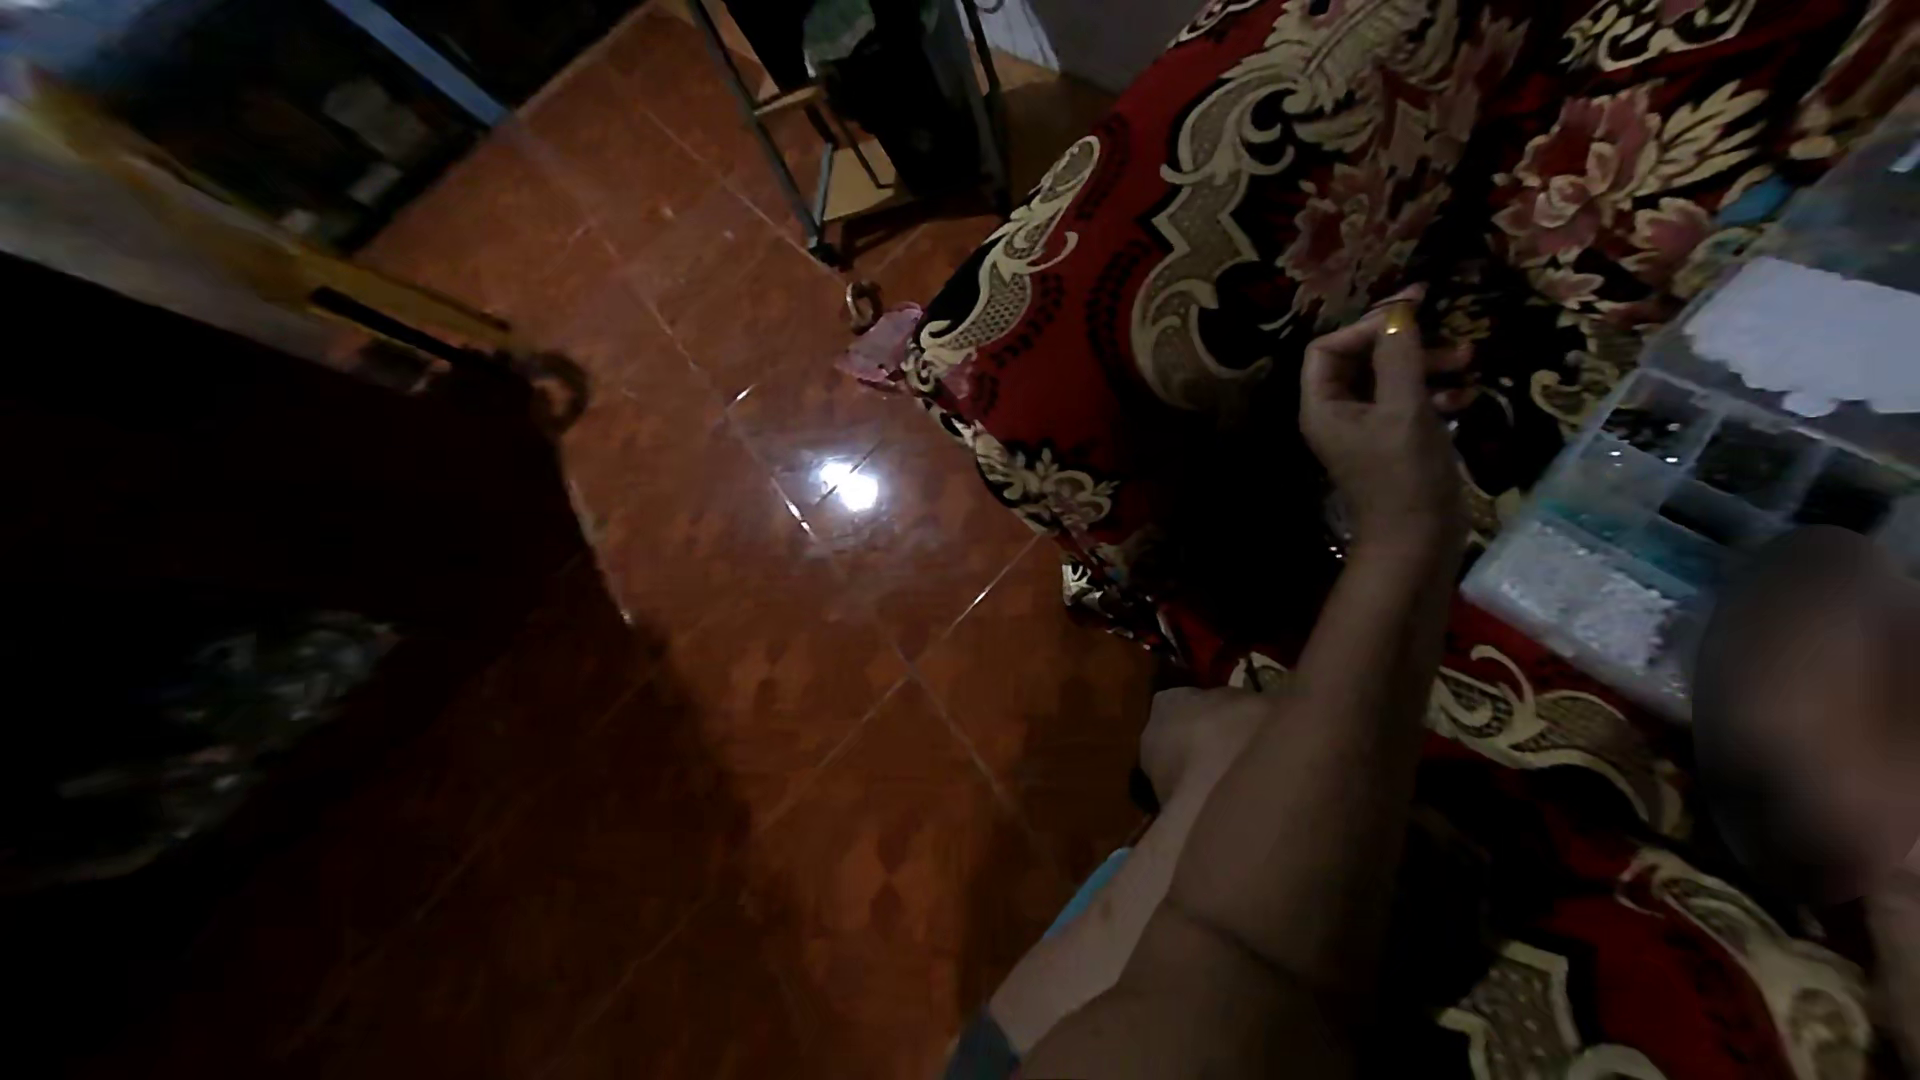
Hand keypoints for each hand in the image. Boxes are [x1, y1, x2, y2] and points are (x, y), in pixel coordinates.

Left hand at [1300, 287, 1467, 560]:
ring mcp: (1362, 427)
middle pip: (1360, 359)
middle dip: (1404, 344)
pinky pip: (1406, 402)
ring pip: (1389, 378)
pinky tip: (1466, 395)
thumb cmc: (1404, 473)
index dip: (1366, 325)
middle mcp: (1334, 413)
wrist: (1416, 538)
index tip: (1414, 309)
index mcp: (1321, 405)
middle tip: (1451, 336)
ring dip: (1427, 365)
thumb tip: (1400, 308)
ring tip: (1469, 361)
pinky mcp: (1390, 440)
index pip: (1327, 347)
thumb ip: (1400, 355)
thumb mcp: (1404, 408)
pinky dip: (1433, 392)